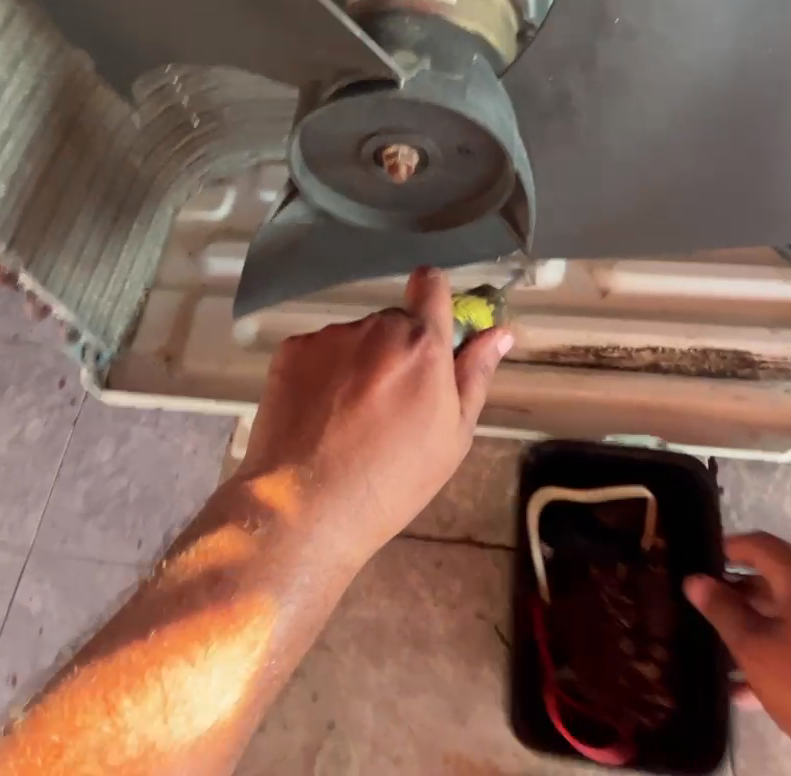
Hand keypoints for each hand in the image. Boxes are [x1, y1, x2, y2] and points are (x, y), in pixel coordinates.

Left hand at [236, 267, 513, 565]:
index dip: (434, 298)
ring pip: (354, 339)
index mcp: (423, 343)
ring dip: (358, 363)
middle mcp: (375, 327)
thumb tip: (500, 333)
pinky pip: (317, 352)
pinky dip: (321, 374)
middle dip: (397, 349)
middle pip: (394, 322)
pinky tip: (318, 415)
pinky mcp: (291, 349)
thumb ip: (475, 375)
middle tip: (389, 402)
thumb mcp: (453, 435)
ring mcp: (329, 336)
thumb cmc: (394, 480)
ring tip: (348, 418)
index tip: (432, 326)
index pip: (432, 284)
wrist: (306, 506)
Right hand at [684, 534, 790, 775]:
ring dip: (763, 634)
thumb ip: (724, 612)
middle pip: (780, 581)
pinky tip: (764, 692)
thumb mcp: (758, 653)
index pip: (760, 544)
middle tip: (707, 619)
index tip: (699, 564)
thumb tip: (696, 580)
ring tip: (729, 666)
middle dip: (741, 599)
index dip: (726, 548)